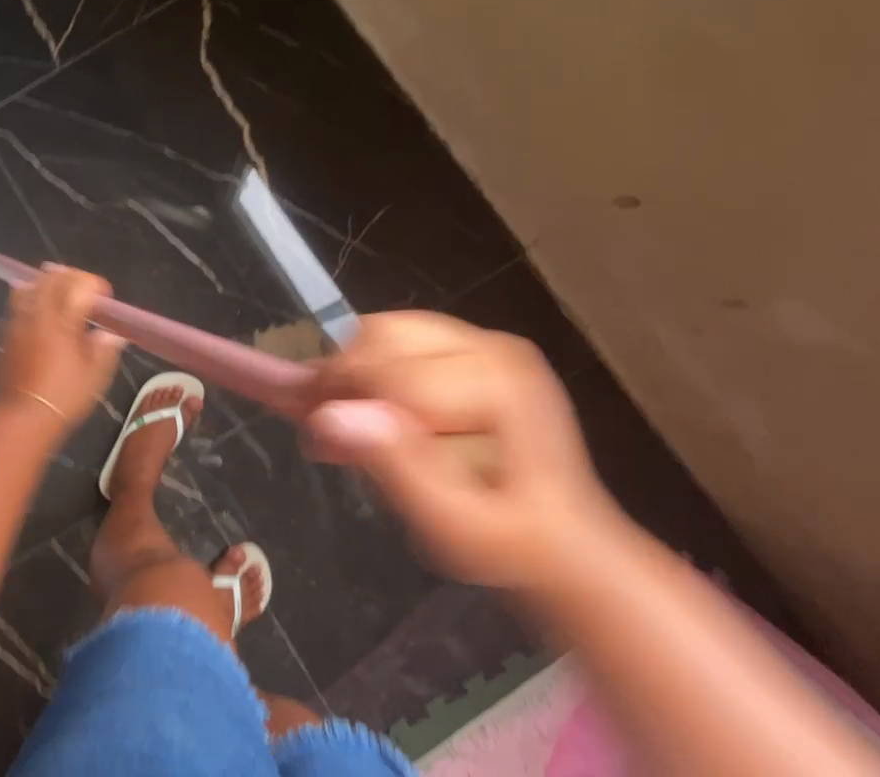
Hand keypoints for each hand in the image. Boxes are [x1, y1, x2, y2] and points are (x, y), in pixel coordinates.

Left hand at [0, 265, 125, 429]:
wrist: (21, 418)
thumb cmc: (63, 398)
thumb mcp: (95, 377)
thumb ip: (104, 350)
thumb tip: (112, 334)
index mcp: (63, 321)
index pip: (79, 286)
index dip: (94, 284)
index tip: (105, 296)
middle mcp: (38, 314)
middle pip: (51, 279)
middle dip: (71, 277)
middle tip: (84, 289)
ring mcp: (17, 322)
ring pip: (29, 286)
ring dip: (46, 283)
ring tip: (58, 293)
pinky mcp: (4, 335)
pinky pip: (15, 305)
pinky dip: (28, 299)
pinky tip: (36, 313)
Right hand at [302, 311, 624, 589]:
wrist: (565, 546)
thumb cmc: (511, 545)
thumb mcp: (452, 524)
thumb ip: (395, 465)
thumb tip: (330, 417)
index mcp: (496, 385)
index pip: (387, 370)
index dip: (337, 400)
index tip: (313, 447)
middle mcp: (492, 350)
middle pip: (381, 337)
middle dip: (338, 380)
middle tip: (316, 433)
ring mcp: (485, 347)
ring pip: (383, 333)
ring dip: (348, 374)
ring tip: (331, 422)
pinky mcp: (472, 354)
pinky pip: (397, 342)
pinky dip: (367, 371)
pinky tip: (353, 411)